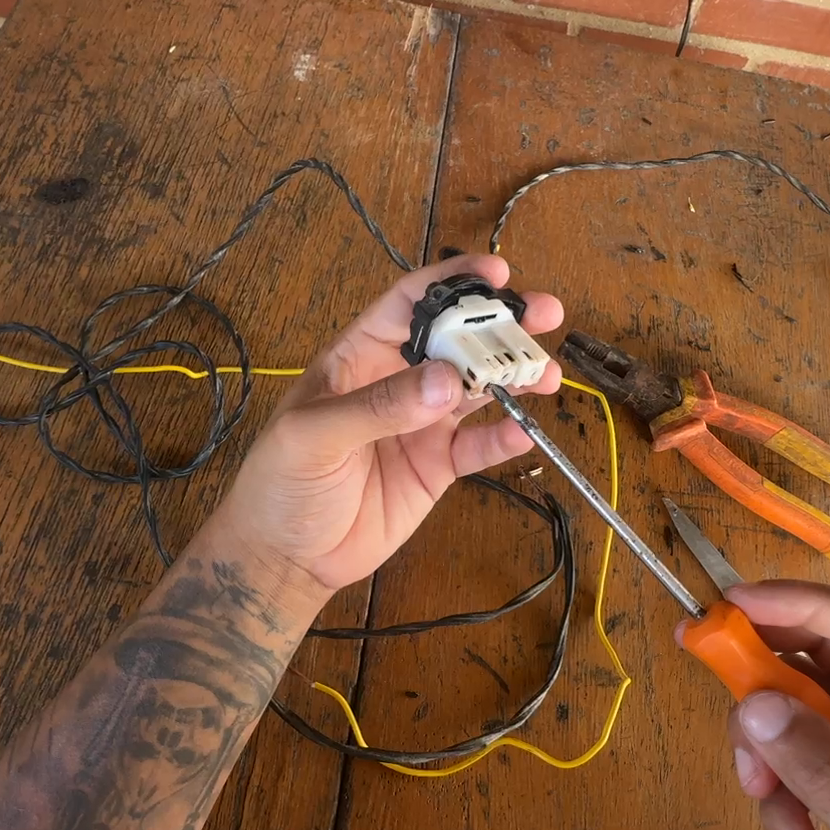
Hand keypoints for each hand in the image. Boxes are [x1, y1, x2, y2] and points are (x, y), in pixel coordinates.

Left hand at [203, 255, 561, 595]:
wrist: (288, 555)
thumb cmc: (282, 482)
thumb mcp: (314, 435)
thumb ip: (377, 406)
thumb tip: (448, 381)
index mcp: (360, 357)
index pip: (409, 305)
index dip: (451, 283)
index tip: (495, 274)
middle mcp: (398, 382)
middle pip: (457, 341)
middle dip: (500, 324)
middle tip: (545, 314)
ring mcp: (421, 424)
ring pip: (478, 390)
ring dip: (514, 377)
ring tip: (548, 373)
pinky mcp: (438, 466)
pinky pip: (477, 447)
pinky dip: (503, 439)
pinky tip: (524, 431)